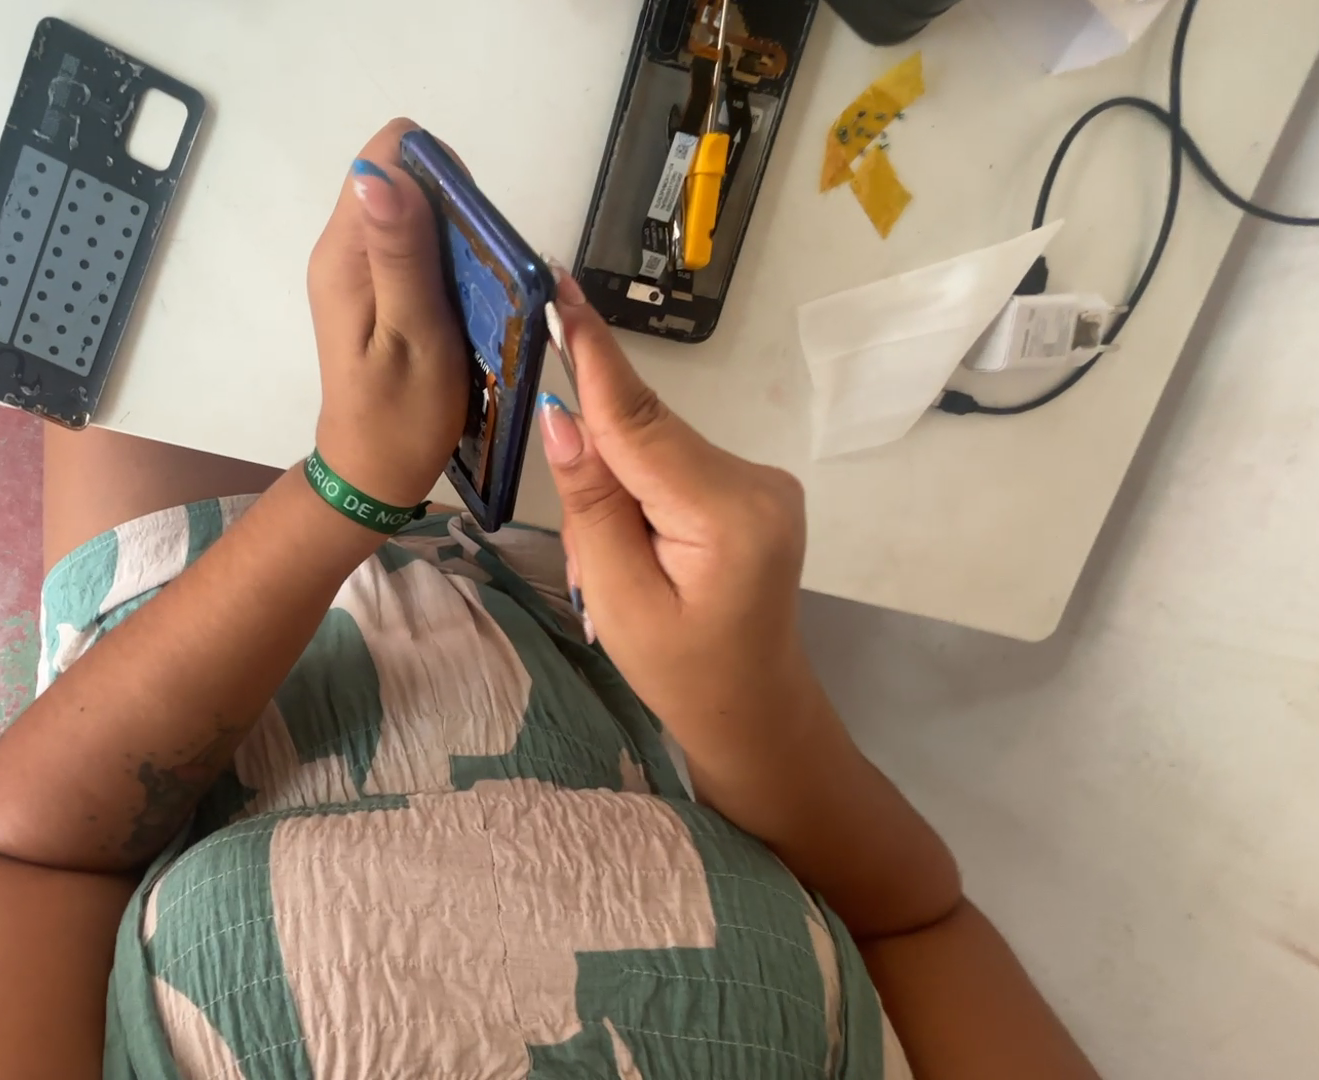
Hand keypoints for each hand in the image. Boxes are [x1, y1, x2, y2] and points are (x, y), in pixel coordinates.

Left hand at [306, 120, 467, 508]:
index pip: (386, 156)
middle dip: (449, 211)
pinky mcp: (372, 293)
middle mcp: (341, 251)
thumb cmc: (401, 416)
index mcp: (344, 255)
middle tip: (470, 279)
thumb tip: (379, 174)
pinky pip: (412, 250)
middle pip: (401, 180)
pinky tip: (455, 307)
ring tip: (466, 298)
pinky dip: (443, 265)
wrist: (374, 471)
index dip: (437, 174)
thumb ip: (401, 254)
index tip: (467, 234)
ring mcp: (355, 273)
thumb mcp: (412, 334)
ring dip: (451, 241)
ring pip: (412, 214)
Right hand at [539, 269, 824, 761]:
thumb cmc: (679, 671)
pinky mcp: (746, 488)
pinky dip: (633, 494)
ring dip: (612, 490)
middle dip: (594, 466)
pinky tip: (637, 551)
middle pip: (645, 434)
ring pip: (653, 450)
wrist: (752, 709)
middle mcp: (754, 479)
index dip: (593, 355)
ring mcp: (757, 480)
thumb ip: (592, 503)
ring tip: (617, 573)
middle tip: (593, 552)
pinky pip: (669, 467)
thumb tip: (561, 417)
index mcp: (726, 512)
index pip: (639, 421)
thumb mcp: (618, 596)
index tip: (561, 289)